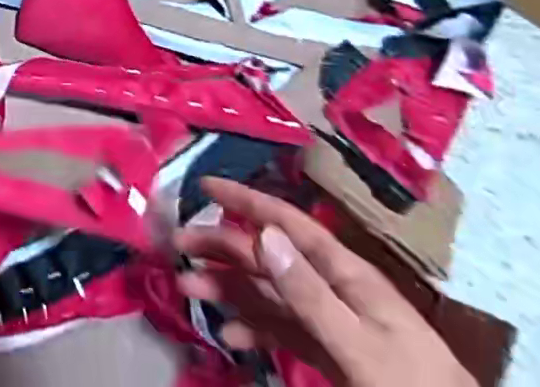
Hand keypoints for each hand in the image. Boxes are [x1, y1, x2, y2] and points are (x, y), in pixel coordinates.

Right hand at [175, 178, 476, 386]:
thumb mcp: (361, 347)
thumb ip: (311, 292)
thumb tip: (264, 233)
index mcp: (348, 277)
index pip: (289, 224)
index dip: (245, 200)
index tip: (203, 185)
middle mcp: (337, 291)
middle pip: (270, 257)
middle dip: (223, 248)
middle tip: (178, 249)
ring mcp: (334, 323)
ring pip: (269, 293)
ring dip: (229, 288)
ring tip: (190, 292)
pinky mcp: (332, 354)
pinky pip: (282, 330)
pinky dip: (253, 328)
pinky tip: (230, 335)